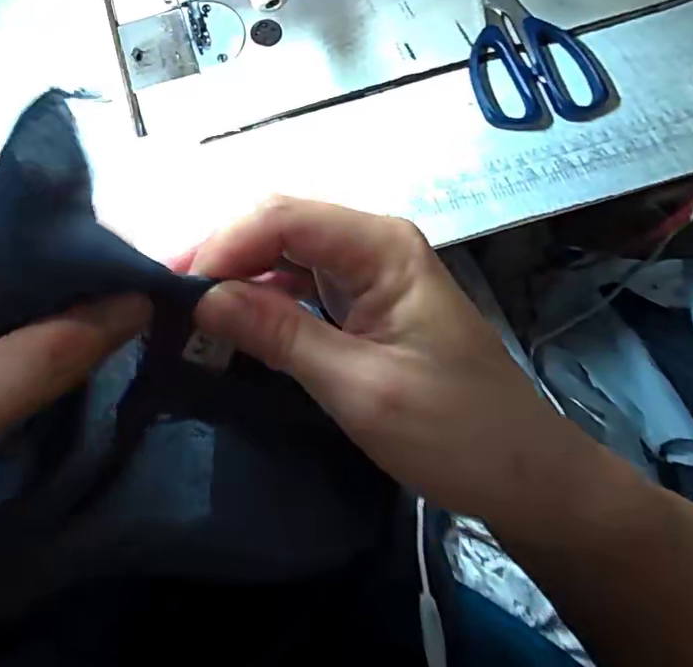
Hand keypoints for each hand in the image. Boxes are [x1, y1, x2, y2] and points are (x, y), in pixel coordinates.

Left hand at [0, 179, 150, 569]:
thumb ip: (62, 348)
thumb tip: (146, 300)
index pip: (5, 195)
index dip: (71, 209)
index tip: (134, 240)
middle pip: (17, 233)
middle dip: (80, 255)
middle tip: (146, 277)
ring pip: (19, 277)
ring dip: (70, 292)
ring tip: (134, 301)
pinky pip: (12, 315)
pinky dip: (51, 323)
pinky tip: (93, 335)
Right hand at [185, 197, 601, 537]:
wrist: (525, 476)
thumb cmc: (456, 433)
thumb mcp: (361, 389)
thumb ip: (280, 335)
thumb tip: (202, 300)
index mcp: (381, 245)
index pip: (284, 217)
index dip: (226, 244)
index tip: (180, 291)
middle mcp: (370, 241)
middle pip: (278, 224)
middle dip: (221, 254)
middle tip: (168, 296)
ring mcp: (364, 268)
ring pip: (280, 251)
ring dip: (234, 276)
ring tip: (183, 307)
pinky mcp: (358, 297)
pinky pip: (294, 282)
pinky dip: (258, 298)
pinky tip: (227, 321)